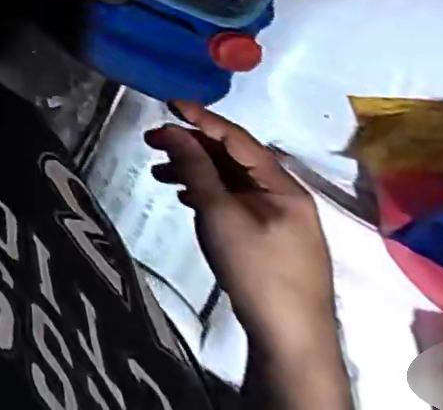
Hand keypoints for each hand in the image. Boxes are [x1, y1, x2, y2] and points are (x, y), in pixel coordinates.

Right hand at [146, 102, 338, 353]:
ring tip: (159, 172)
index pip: (237, 137)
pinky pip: (233, 198)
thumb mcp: (219, 213)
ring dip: (194, 169)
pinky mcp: (268, 236)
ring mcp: (278, 217)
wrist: (291, 340)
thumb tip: (170, 129)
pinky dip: (206, 190)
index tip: (169, 103)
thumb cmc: (256, 269)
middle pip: (233, 157)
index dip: (202, 117)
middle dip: (191, 145)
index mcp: (282, 185)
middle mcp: (284, 194)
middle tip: (152, 140)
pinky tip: (184, 195)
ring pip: (230, 179)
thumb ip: (194, 167)